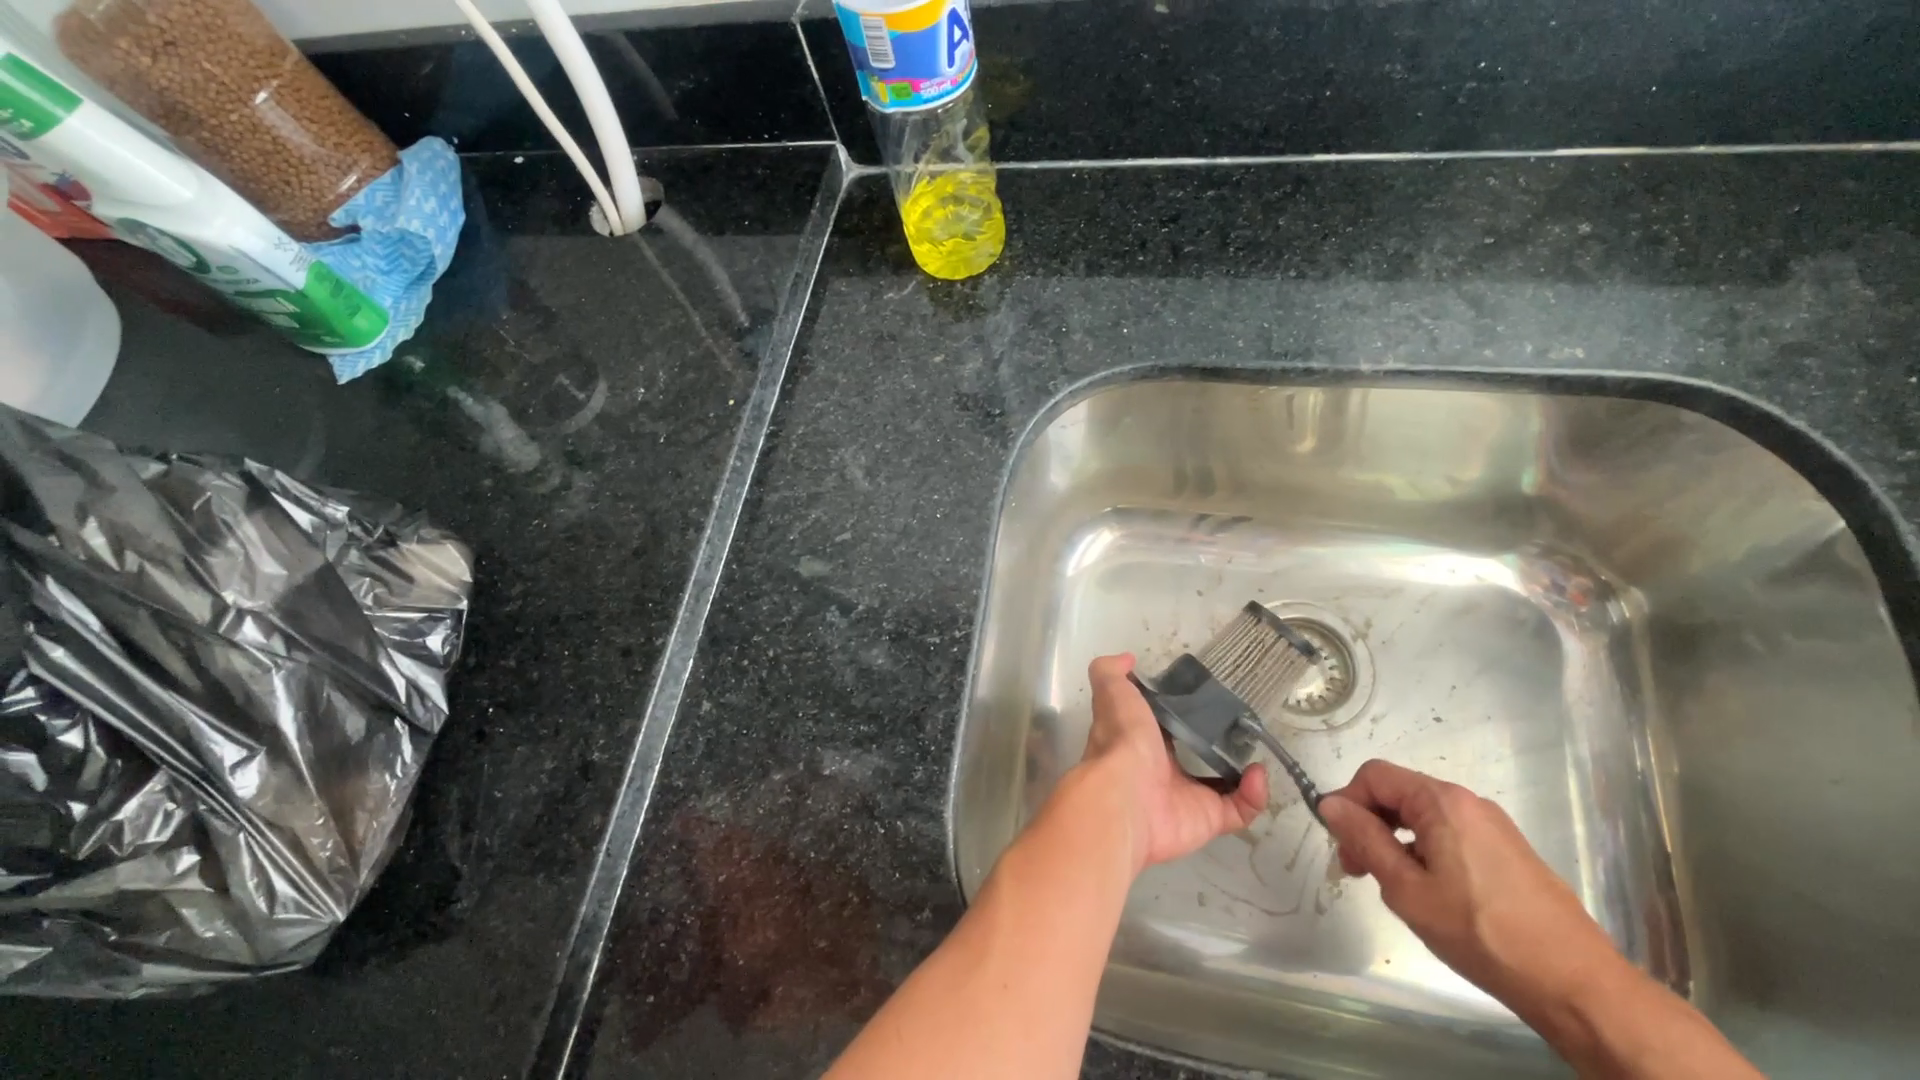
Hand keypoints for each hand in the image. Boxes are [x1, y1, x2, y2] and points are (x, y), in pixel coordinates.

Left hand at [1076, 653, 1268, 872]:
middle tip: (1245, 722)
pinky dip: (1255, 794)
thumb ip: (1112, 672)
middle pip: (1199, 753)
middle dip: (1221, 741)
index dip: (1185, 711)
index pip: (1167, 724)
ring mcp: (1187, 796)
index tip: (1210, 695)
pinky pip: (1241, 809)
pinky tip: (1257, 774)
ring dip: (1245, 769)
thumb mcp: (1113, 694)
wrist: (1124, 798)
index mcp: (1141, 739)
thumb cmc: (1121, 741)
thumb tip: (1127, 658)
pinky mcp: (1208, 819)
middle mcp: (1164, 768)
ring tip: (1258, 748)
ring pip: (1226, 784)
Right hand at [1319, 760, 1624, 1018]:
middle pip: (1399, 793)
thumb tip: (1330, 804)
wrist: (1573, 981)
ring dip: (1394, 841)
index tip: (1339, 845)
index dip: (1347, 802)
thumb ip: (1365, 840)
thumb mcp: (1406, 888)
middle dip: (1368, 824)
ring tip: (1392, 887)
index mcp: (1442, 802)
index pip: (1374, 776)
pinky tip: (1430, 894)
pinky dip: (1424, 852)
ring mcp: (1493, 826)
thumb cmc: (1479, 933)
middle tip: (1357, 871)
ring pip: (1423, 816)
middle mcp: (1468, 802)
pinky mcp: (1507, 851)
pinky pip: (1449, 834)